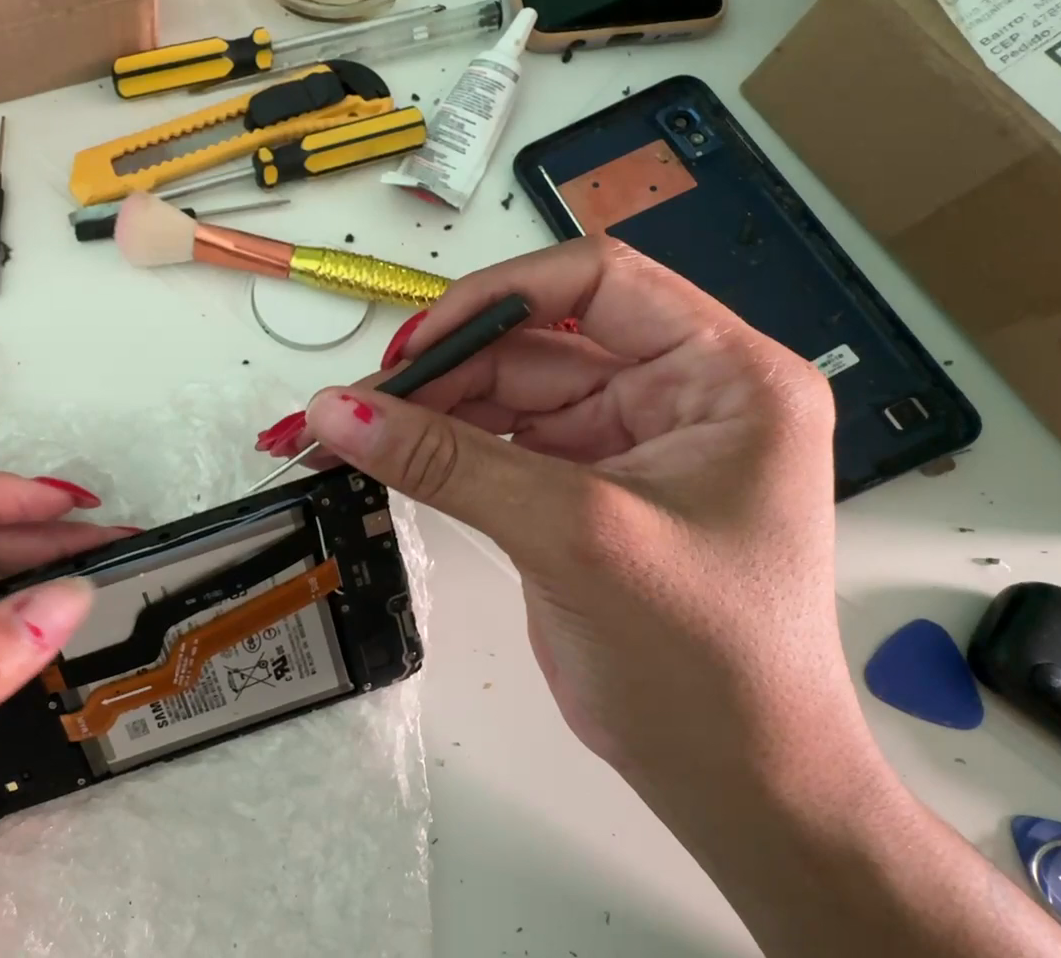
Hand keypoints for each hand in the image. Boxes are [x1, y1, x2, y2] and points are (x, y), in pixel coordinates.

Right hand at [279, 234, 843, 782]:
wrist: (729, 777)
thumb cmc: (698, 657)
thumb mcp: (574, 537)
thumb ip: (449, 464)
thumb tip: (331, 411)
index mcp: (722, 376)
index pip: (599, 283)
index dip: (498, 297)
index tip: (414, 349)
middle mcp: (671, 395)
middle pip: (530, 347)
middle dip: (437, 374)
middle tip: (347, 410)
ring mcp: (615, 445)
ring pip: (498, 397)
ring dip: (421, 414)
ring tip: (340, 438)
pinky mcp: (570, 491)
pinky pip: (489, 447)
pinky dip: (431, 451)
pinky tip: (379, 459)